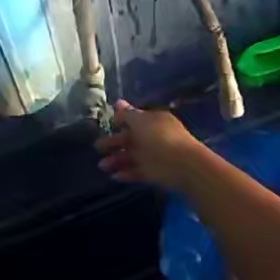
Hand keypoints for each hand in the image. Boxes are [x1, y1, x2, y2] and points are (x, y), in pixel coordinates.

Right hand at [95, 101, 209, 189]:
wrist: (182, 165)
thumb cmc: (160, 138)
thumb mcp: (141, 122)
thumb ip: (128, 114)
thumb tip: (118, 102)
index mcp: (153, 121)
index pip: (135, 119)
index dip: (121, 121)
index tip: (109, 123)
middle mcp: (153, 137)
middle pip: (130, 139)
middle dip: (114, 142)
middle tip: (97, 147)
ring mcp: (153, 156)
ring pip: (131, 156)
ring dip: (116, 160)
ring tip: (102, 166)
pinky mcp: (153, 173)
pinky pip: (136, 172)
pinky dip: (126, 174)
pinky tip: (114, 177)